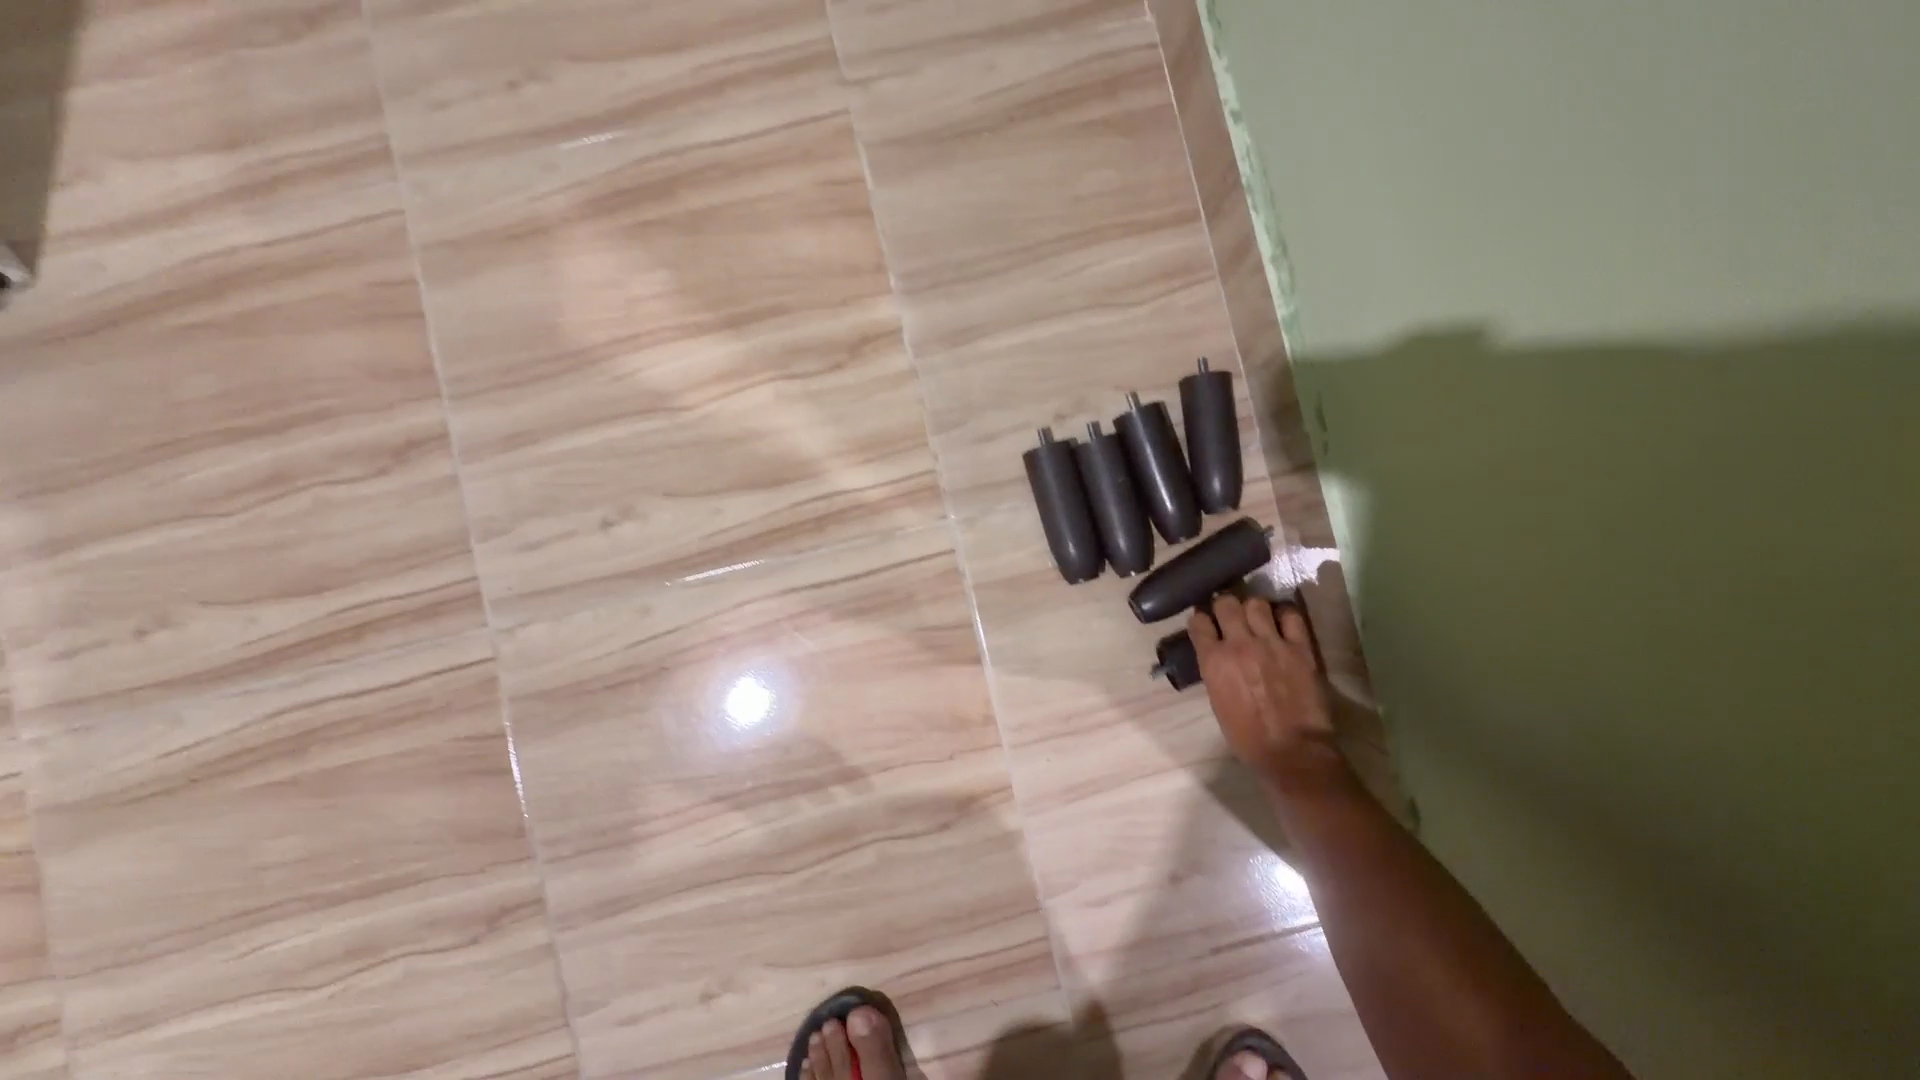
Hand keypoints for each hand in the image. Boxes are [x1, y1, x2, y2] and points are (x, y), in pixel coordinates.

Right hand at [1190, 595, 1335, 775]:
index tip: (1204, 624)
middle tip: (1229, 615)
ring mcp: (1271, 643)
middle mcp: (1239, 644)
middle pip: (1226, 604)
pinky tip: (1282, 622)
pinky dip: (1284, 614)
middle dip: (1224, 606)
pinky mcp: (1299, 647)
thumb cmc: (1246, 736)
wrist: (1291, 751)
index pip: (1198, 622)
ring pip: (1256, 603)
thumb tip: (1217, 655)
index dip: (1200, 620)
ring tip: (1257, 618)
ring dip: (1253, 608)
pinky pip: (1291, 615)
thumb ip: (1215, 670)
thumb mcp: (1217, 701)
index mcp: (1213, 661)